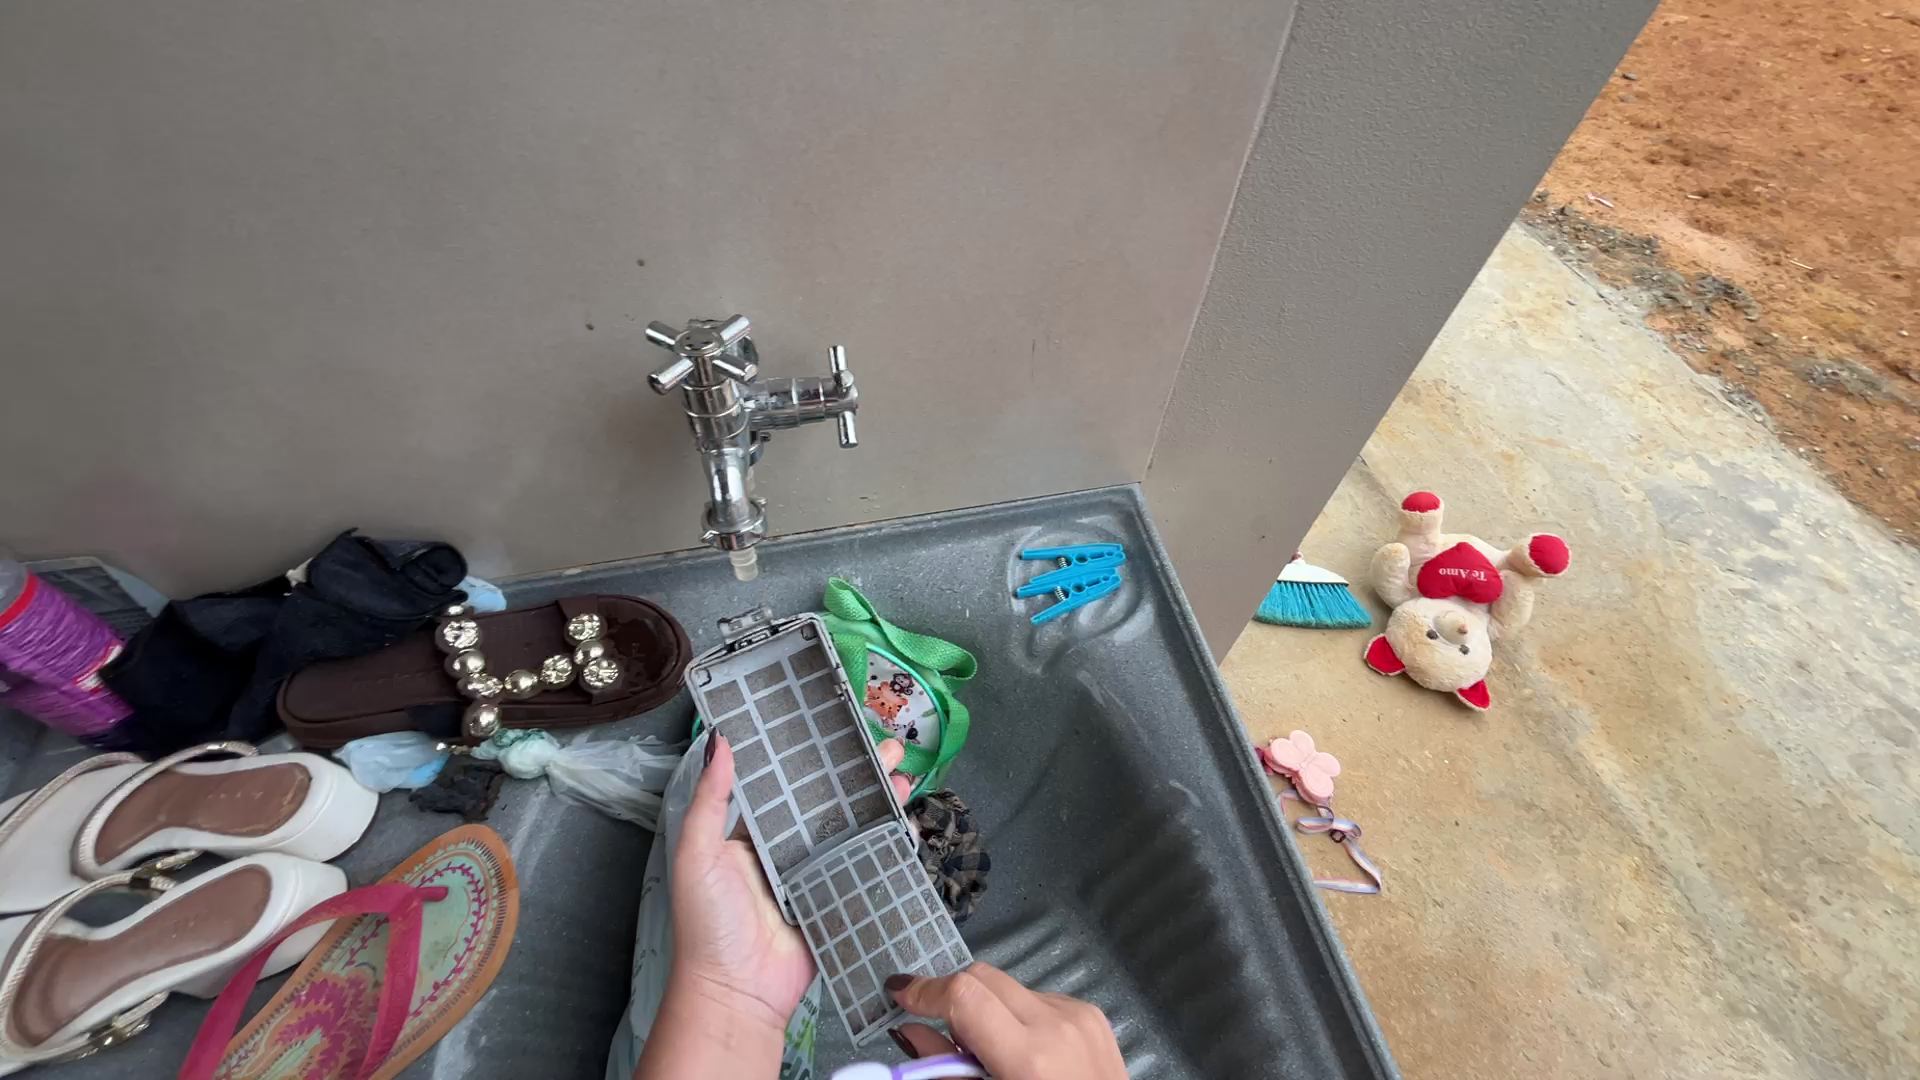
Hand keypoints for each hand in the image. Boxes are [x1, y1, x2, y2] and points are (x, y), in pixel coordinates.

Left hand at [647, 733, 914, 1071]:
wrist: (737, 992)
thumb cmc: (709, 921)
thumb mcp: (699, 853)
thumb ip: (711, 799)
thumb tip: (720, 741)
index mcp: (758, 829)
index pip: (793, 780)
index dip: (817, 752)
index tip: (840, 725)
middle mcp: (792, 843)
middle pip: (834, 797)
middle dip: (862, 770)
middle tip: (890, 746)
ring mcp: (820, 868)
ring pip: (857, 822)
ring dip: (882, 797)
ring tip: (904, 775)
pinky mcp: (840, 892)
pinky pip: (869, 860)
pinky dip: (890, 840)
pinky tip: (906, 821)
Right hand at [886, 963, 1127, 1079]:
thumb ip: (947, 1072)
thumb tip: (910, 1032)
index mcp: (1030, 1058)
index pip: (965, 994)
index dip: (925, 990)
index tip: (899, 992)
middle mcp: (1058, 1023)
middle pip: (983, 977)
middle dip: (953, 997)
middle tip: (940, 1033)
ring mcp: (1079, 1014)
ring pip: (1009, 987)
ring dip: (989, 1011)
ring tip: (992, 1057)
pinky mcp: (1093, 1013)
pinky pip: (1039, 999)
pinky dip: (1020, 1018)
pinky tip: (1027, 1057)